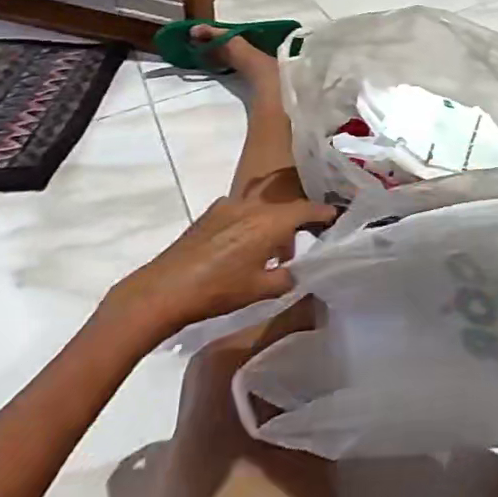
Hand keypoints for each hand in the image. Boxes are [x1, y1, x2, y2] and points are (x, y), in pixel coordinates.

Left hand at [101, 195, 335, 346]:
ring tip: (267, 250)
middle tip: (299, 243)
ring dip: (270, 223)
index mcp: (270, 221)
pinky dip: (248, 223)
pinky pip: (239, 211)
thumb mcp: (260, 290)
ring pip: (261, 207)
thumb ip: (286, 278)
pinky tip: (239, 249)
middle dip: (295, 222)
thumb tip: (298, 272)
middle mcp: (252, 206)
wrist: (163, 291)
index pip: (306, 209)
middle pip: (283, 207)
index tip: (334, 217)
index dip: (322, 213)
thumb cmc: (218, 291)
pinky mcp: (209, 214)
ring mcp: (228, 206)